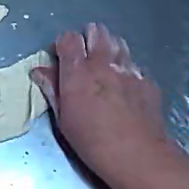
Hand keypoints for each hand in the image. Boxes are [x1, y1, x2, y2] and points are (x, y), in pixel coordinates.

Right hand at [32, 23, 182, 186]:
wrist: (140, 157)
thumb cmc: (93, 142)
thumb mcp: (63, 119)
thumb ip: (52, 89)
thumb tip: (40, 71)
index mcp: (78, 71)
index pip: (69, 38)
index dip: (64, 44)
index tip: (62, 58)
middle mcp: (104, 64)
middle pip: (97, 31)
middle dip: (89, 38)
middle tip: (85, 57)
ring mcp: (129, 70)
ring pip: (118, 43)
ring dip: (109, 49)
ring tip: (105, 67)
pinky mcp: (148, 81)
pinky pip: (135, 65)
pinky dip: (127, 70)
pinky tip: (125, 88)